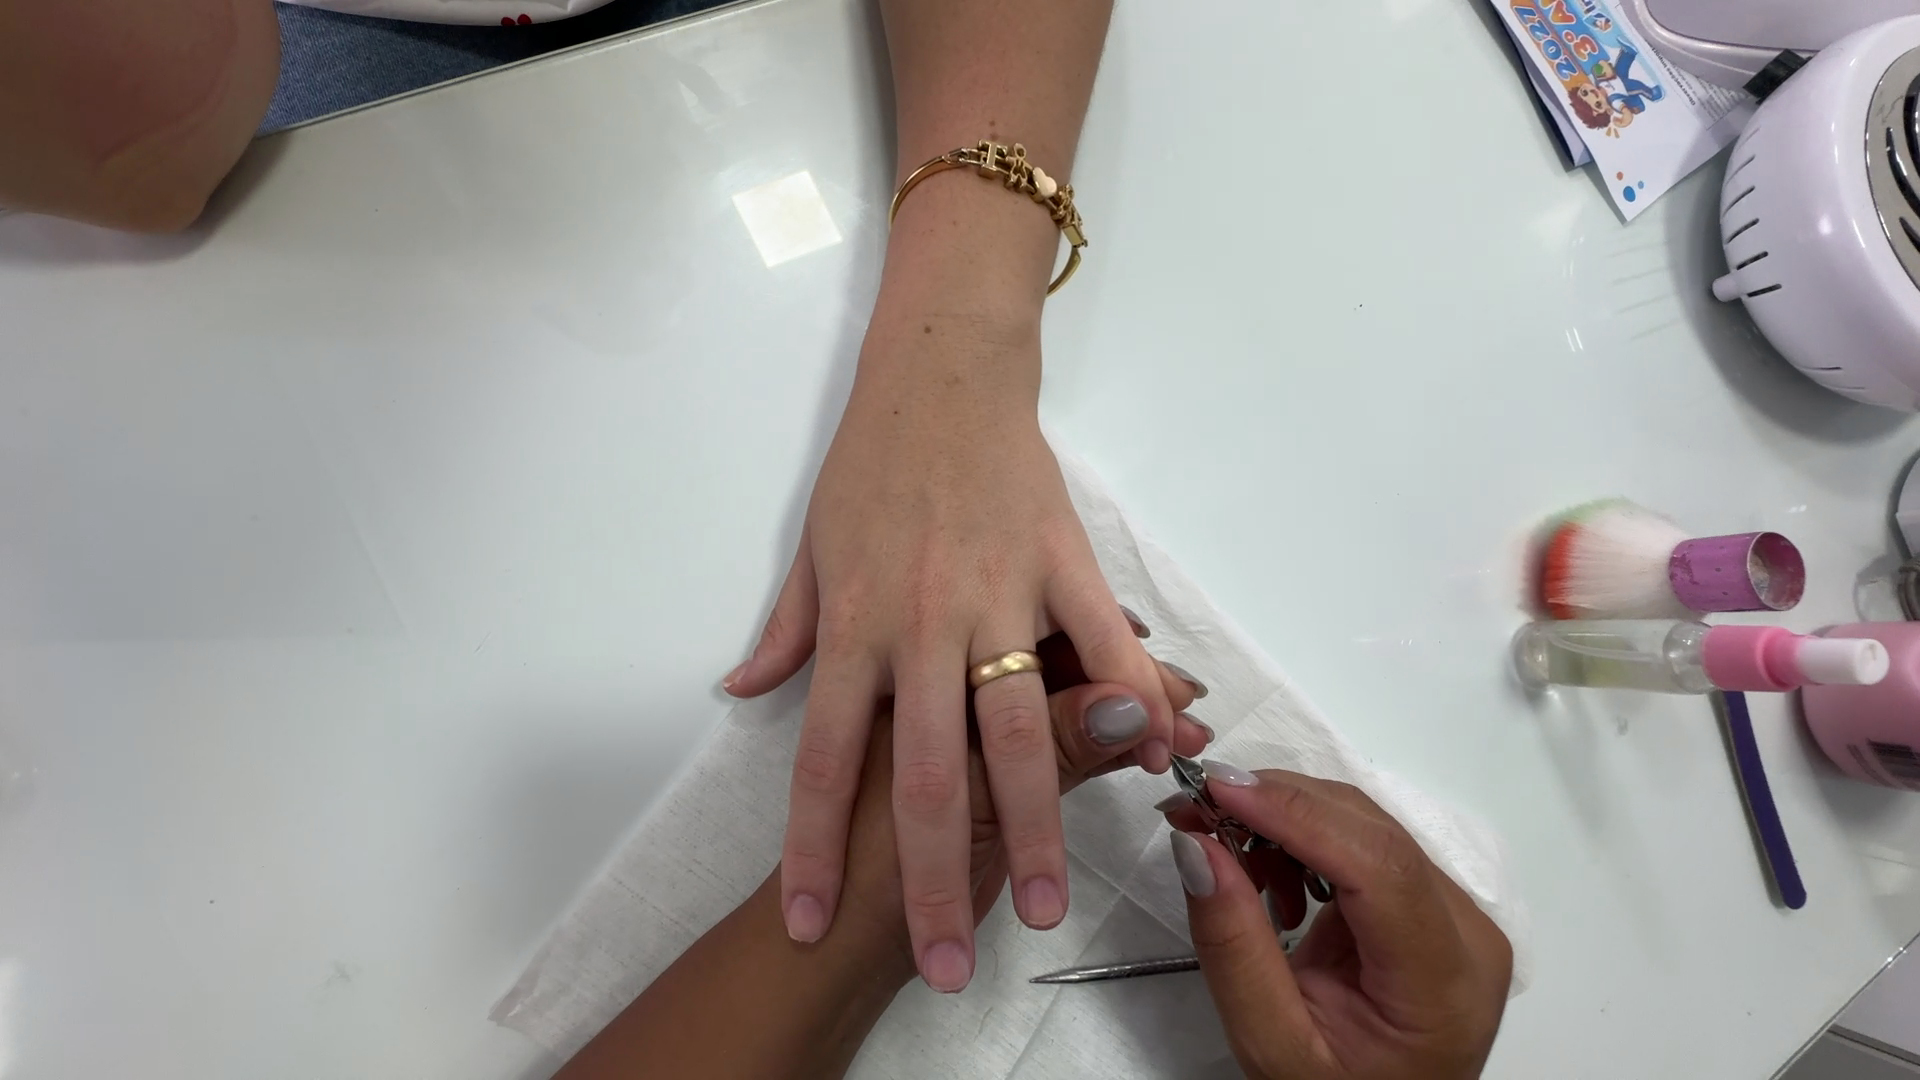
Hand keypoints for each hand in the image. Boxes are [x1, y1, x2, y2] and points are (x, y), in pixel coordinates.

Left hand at [725, 297, 1178, 992]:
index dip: (812, 846)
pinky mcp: (1062, 563)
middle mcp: (922, 623)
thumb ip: (785, 626)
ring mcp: (999, 594)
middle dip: (933, 877)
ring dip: (1036, 822)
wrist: (941, 375)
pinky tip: (1150, 763)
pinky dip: (1131, 703)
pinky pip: (1102, 644)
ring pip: (1020, 728)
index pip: (821, 757)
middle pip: (926, 771)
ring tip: (1045, 903)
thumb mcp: (811, 543)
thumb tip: (745, 691)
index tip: (808, 922)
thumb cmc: (871, 461)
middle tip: (948, 964)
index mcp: (855, 623)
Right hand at [1163, 770, 1511, 1078]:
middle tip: (1191, 807)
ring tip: (1225, 853)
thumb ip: (1233, 946)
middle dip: (1271, 802)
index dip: (1295, 813)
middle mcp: (1467, 927)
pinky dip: (1296, 834)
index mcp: (1441, 981)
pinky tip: (1269, 879)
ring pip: (1357, 819)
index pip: (1378, 866)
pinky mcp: (1425, 894)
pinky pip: (1354, 834)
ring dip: (1278, 816)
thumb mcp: (1269, 1042)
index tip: (1214, 787)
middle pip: (1367, 828)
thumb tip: (1195, 842)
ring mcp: (1451, 906)